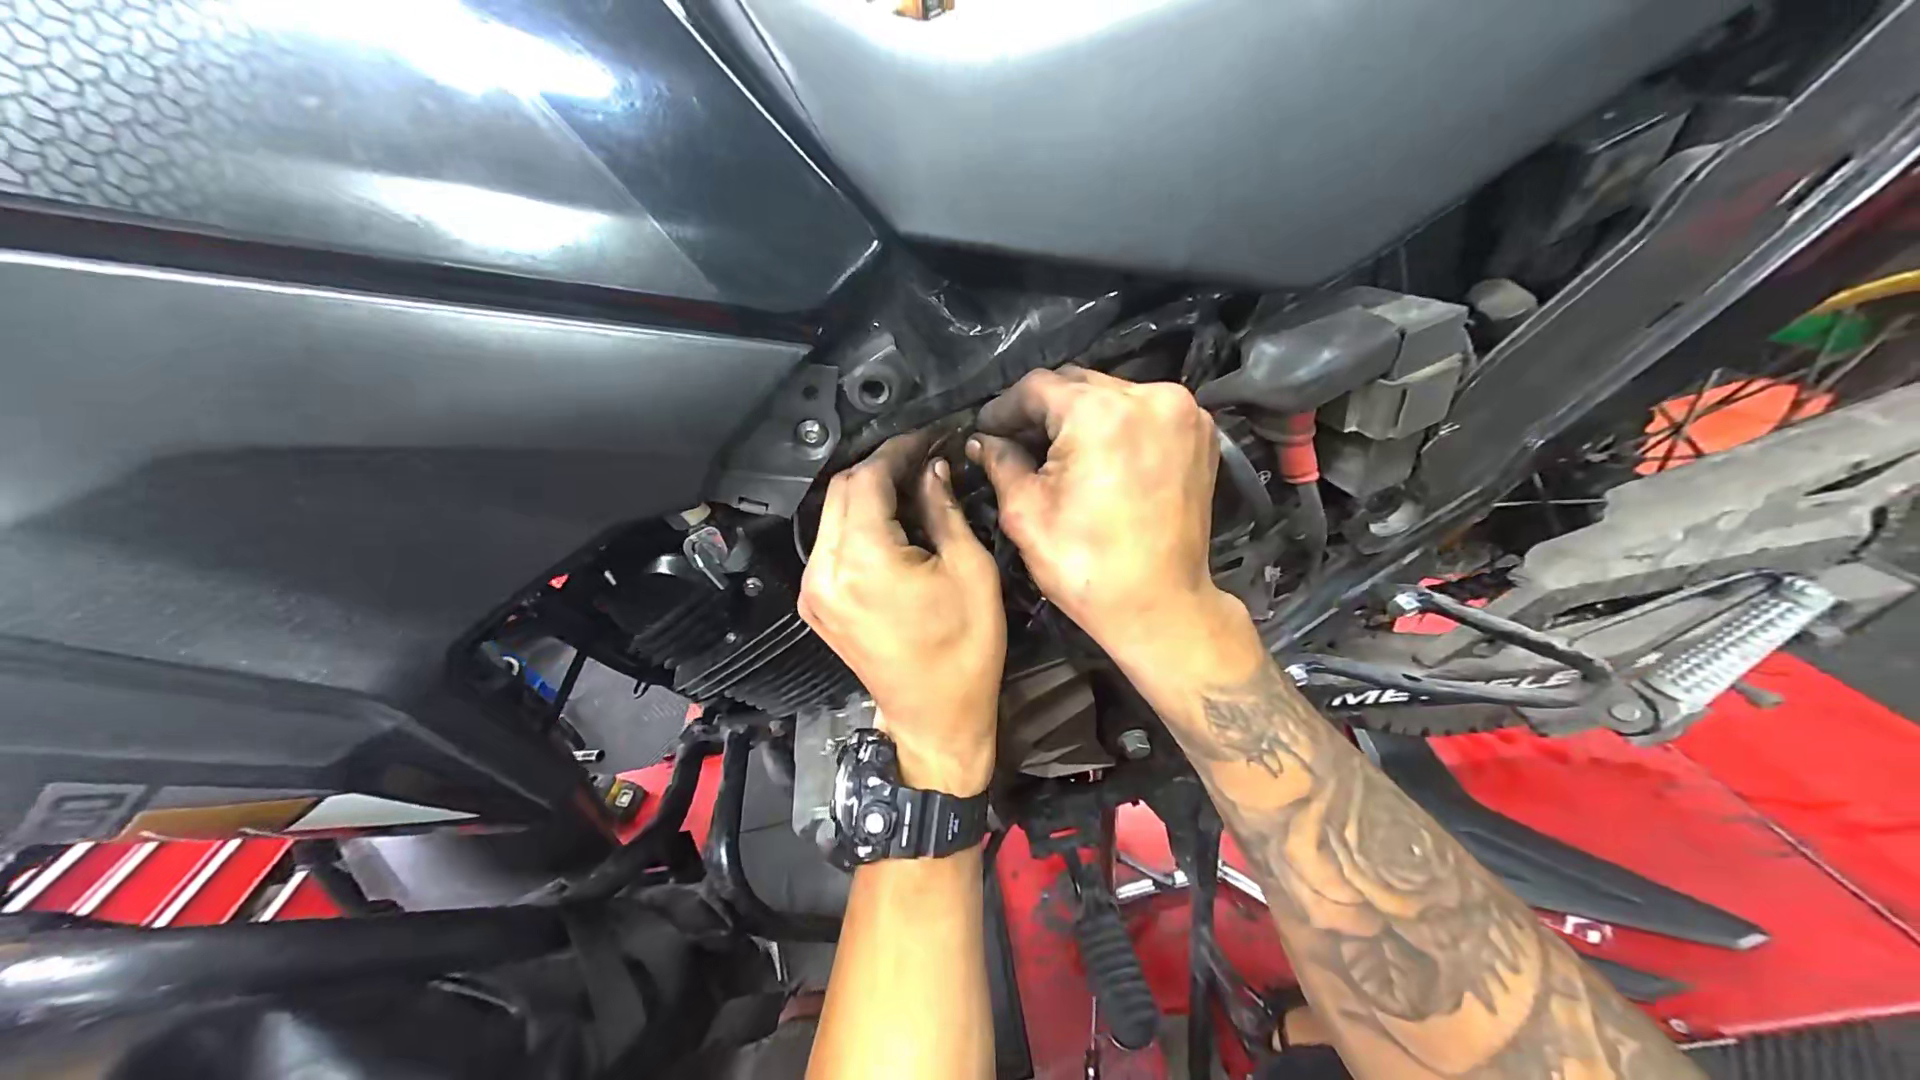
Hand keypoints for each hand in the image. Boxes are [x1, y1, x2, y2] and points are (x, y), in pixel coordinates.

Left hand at [799, 430, 1004, 794]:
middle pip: (842, 489)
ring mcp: (815, 590)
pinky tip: (891, 523)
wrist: (937, 716)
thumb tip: (932, 470)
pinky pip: (830, 543)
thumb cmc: (965, 652)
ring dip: (868, 493)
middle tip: (922, 459)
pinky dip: (857, 523)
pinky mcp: (818, 603)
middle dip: (881, 467)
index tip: (926, 439)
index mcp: (864, 562)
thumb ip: (944, 509)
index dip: (898, 450)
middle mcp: (826, 572)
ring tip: (911, 488)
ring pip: (832, 513)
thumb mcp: (971, 571)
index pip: (868, 478)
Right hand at [969, 366, 1243, 664]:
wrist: (1160, 606)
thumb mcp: (1026, 513)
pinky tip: (1097, 456)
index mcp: (1101, 414)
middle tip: (1015, 442)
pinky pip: (1142, 411)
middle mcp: (1150, 397)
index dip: (1004, 408)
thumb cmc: (1087, 567)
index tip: (986, 430)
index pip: (1037, 387)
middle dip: (1042, 411)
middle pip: (1077, 384)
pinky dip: (1116, 425)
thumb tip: (984, 440)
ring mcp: (1182, 413)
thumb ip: (1001, 462)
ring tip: (1055, 451)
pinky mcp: (1199, 433)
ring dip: (1079, 416)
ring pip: (1111, 394)